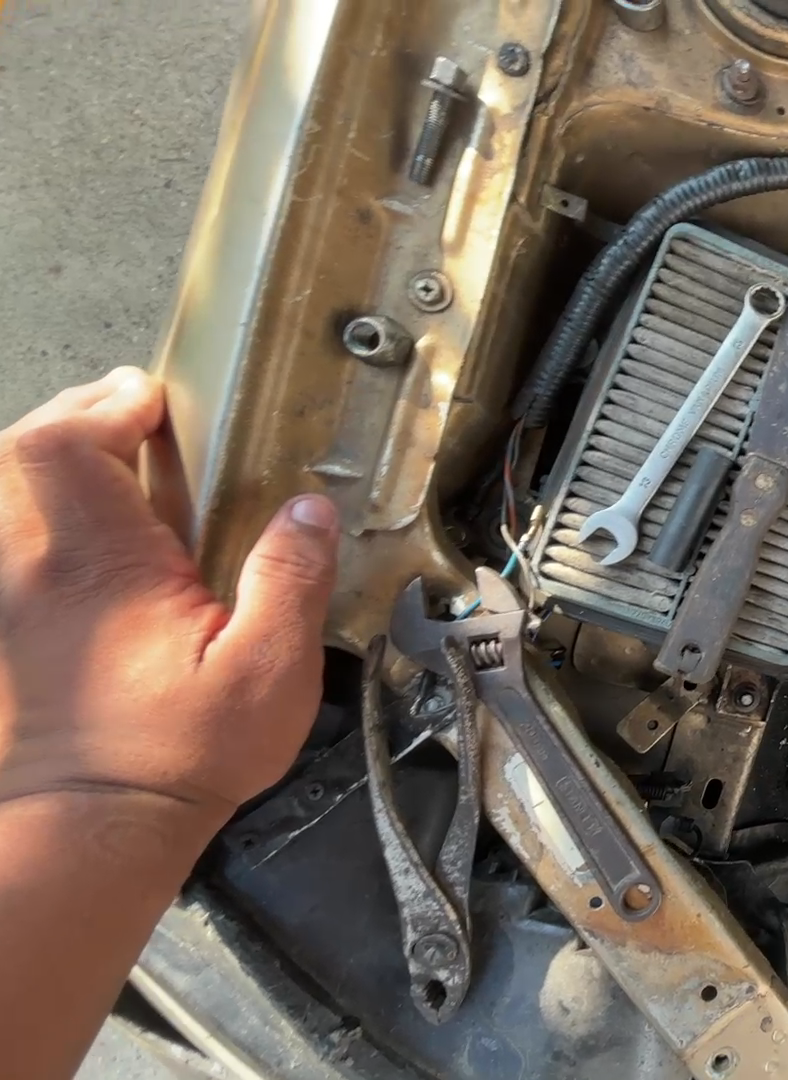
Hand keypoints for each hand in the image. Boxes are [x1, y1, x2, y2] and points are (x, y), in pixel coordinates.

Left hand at [0, 367, 340, 822]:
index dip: (106, 408)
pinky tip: (100, 514)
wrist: (95, 818)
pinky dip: (47, 502)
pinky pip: (13, 536)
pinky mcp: (8, 625)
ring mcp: (7, 598)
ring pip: (5, 495)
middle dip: (76, 416)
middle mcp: (30, 571)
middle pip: (16, 459)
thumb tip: (309, 509)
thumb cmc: (190, 744)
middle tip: (140, 406)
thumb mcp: (270, 664)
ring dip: (57, 455)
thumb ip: (287, 579)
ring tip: (121, 445)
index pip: (62, 453)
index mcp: (99, 570)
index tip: (159, 397)